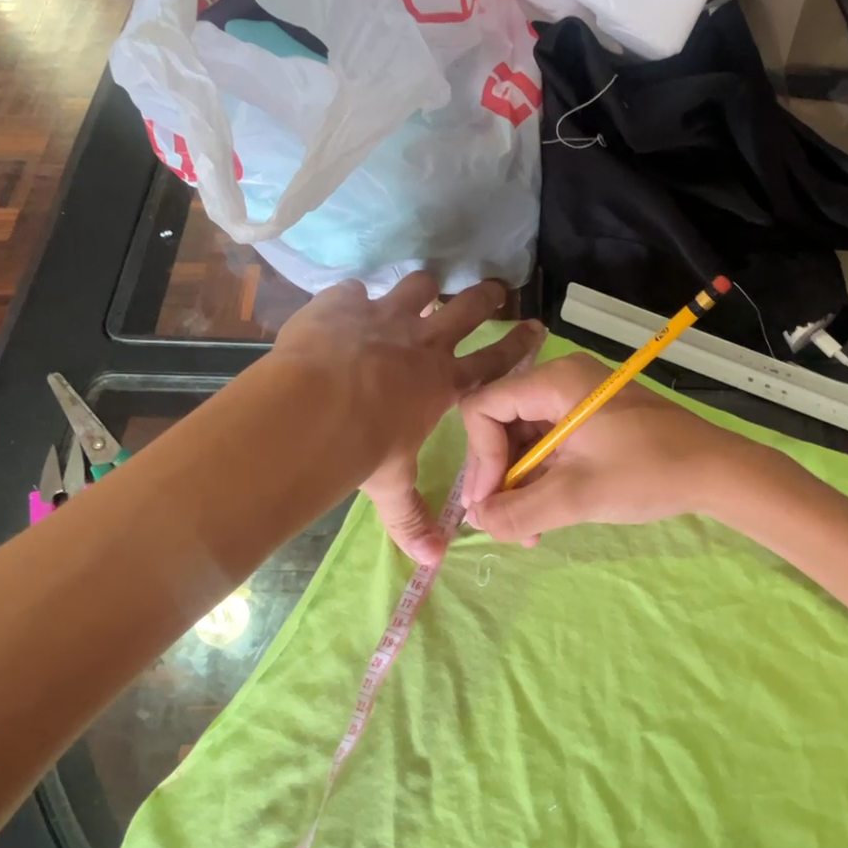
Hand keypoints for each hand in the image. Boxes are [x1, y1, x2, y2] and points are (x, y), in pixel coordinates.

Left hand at [271, 273, 541, 564]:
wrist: (311, 408)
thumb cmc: (361, 448)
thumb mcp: (390, 485)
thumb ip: (410, 519)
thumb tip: (432, 562)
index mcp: (442, 383)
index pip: (493, 361)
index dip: (518, 344)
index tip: (536, 326)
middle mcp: (422, 342)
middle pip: (467, 307)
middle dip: (485, 296)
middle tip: (493, 289)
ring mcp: (384, 316)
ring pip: (418, 286)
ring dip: (421, 290)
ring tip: (419, 292)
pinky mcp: (343, 304)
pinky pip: (354, 290)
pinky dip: (354, 299)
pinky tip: (346, 307)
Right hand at [461, 354, 758, 544]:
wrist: (716, 471)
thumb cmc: (647, 472)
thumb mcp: (577, 496)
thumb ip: (519, 512)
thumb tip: (478, 524)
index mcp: (555, 382)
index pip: (485, 407)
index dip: (479, 457)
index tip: (488, 502)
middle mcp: (562, 381)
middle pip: (502, 423)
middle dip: (498, 476)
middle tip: (500, 521)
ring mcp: (580, 399)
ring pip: (525, 439)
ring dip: (519, 485)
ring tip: (526, 530)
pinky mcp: (594, 419)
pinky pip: (551, 444)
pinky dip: (543, 479)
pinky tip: (545, 516)